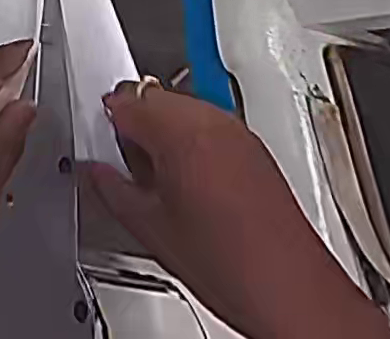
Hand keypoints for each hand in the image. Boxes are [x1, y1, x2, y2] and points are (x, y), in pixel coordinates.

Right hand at [83, 81, 388, 338]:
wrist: (294, 293)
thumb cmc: (234, 267)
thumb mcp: (151, 229)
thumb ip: (111, 188)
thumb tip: (95, 170)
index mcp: (177, 132)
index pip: (125, 99)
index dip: (106, 119)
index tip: (102, 137)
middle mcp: (208, 118)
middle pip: (152, 96)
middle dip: (136, 122)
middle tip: (128, 162)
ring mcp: (233, 127)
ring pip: (180, 105)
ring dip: (163, 128)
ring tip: (161, 177)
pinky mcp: (250, 140)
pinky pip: (207, 120)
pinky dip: (191, 136)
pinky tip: (191, 180)